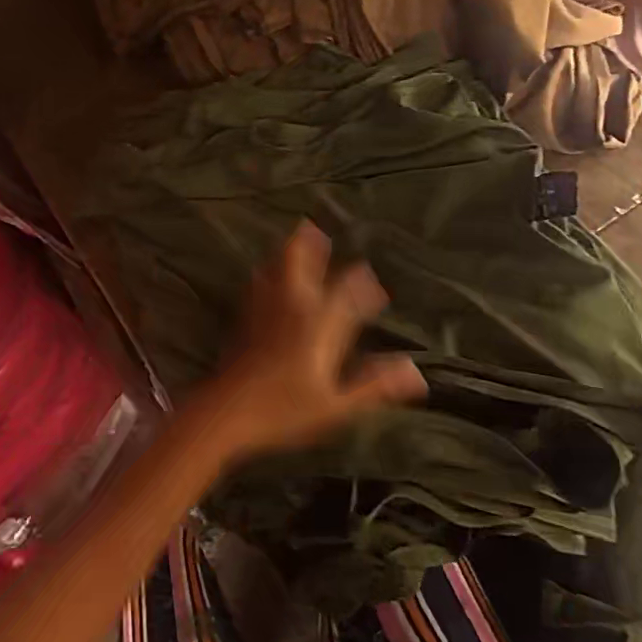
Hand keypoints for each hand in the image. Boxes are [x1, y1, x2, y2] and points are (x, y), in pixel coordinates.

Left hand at [195, 222, 426, 459]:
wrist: (225, 413)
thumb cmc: (283, 411)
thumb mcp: (335, 406)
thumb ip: (374, 386)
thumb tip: (416, 374)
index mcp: (318, 326)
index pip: (346, 293)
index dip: (361, 283)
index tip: (370, 278)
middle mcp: (292, 309)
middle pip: (299, 264)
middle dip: (310, 246)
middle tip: (317, 228)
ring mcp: (263, 310)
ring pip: (275, 268)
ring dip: (287, 251)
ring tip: (296, 237)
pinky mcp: (243, 319)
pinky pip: (257, 284)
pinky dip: (266, 271)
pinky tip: (264, 272)